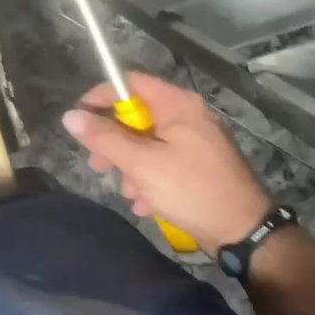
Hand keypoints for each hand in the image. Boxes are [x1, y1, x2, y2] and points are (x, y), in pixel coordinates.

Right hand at [62, 72, 271, 253]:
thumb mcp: (142, 164)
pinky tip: (144, 202)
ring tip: (127, 192)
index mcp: (178, 105)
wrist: (244, 232)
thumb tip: (70, 116)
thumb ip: (105, 138)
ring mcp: (197, 140)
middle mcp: (188, 115)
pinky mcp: (201, 164)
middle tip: (98, 164)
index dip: (101, 96)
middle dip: (114, 141)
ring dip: (131, 166)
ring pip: (148, 142)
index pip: (130, 82)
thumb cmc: (192, 190)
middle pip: (137, 115)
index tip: (80, 119)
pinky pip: (164, 160)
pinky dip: (149, 177)